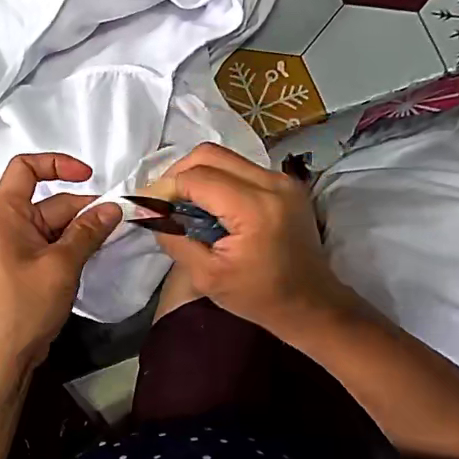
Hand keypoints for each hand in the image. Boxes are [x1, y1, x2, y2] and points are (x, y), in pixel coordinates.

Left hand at [0, 154, 122, 375]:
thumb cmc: (23, 306)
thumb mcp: (61, 265)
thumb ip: (88, 232)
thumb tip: (113, 207)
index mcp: (5, 213)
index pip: (25, 168)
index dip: (57, 163)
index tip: (90, 175)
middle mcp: (6, 225)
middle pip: (50, 201)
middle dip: (84, 209)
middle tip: (119, 223)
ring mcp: (14, 249)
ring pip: (54, 226)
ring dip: (81, 232)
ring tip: (109, 243)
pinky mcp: (22, 269)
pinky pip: (50, 247)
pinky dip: (71, 248)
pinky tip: (91, 259)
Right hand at [148, 142, 365, 341]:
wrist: (311, 304)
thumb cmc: (258, 297)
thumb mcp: (206, 276)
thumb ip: (174, 238)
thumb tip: (148, 213)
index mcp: (255, 208)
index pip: (196, 178)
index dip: (165, 188)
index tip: (147, 207)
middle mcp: (272, 183)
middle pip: (209, 154)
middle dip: (177, 174)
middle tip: (161, 200)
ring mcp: (282, 180)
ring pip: (224, 157)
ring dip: (196, 175)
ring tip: (181, 203)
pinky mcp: (285, 184)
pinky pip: (239, 167)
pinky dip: (215, 179)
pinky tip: (206, 205)